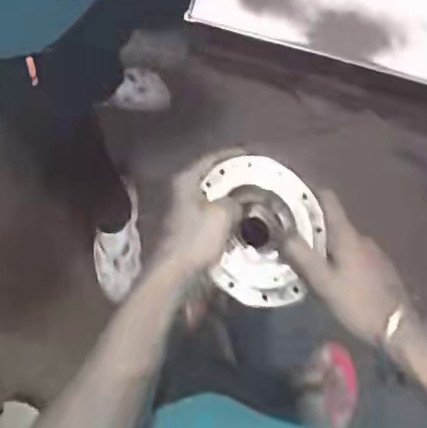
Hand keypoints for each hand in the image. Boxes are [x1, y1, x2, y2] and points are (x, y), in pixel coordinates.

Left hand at [150, 151, 240, 277]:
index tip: (249, 153)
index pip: (211, 158)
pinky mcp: (184, 229)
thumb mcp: (223, 214)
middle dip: (231, 176)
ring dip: (227, 197)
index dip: (231, 154)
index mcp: (185, 180)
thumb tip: (241, 201)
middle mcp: (179, 191)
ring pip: (209, 197)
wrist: (174, 274)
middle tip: (252, 176)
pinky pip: (207, 214)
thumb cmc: (196, 238)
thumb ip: (235, 201)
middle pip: (209, 177)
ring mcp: (179, 211)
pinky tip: (237, 219)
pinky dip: (222, 214)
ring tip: (250, 197)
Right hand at [281, 189, 411, 345]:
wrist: (400, 328)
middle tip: (291, 236)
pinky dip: (340, 257)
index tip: (290, 195)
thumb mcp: (324, 282)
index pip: (328, 198)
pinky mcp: (381, 267)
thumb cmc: (358, 302)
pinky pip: (354, 253)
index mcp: (346, 234)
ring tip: (309, 259)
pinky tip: (334, 275)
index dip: (308, 192)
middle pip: (333, 220)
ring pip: (343, 239)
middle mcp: (361, 237)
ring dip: (326, 244)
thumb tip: (282, 232)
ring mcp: (374, 252)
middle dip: (311, 225)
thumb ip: (302, 256)